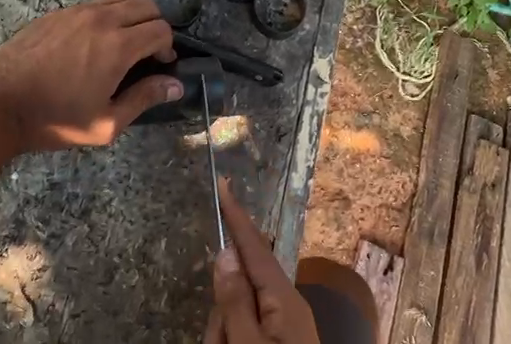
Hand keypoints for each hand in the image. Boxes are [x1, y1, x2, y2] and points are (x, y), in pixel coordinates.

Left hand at [0, 0, 181, 152]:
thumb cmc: (55, 119)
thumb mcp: (105, 124)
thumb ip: (143, 99)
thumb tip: (175, 86)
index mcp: (118, 46)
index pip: (161, 28)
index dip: (168, 46)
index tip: (160, 65)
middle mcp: (102, 19)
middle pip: (146, 5)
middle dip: (155, 25)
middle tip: (147, 52)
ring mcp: (78, 11)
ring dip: (134, 14)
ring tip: (125, 41)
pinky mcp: (58, 12)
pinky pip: (95, 2)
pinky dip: (108, 13)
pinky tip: (95, 40)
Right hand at [204, 181, 319, 343]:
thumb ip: (235, 300)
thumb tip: (227, 252)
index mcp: (284, 298)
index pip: (255, 247)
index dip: (237, 216)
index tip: (224, 183)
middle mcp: (287, 304)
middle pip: (241, 285)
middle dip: (222, 313)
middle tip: (222, 341)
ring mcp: (285, 324)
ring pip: (238, 312)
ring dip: (225, 334)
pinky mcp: (281, 340)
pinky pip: (246, 330)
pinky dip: (233, 341)